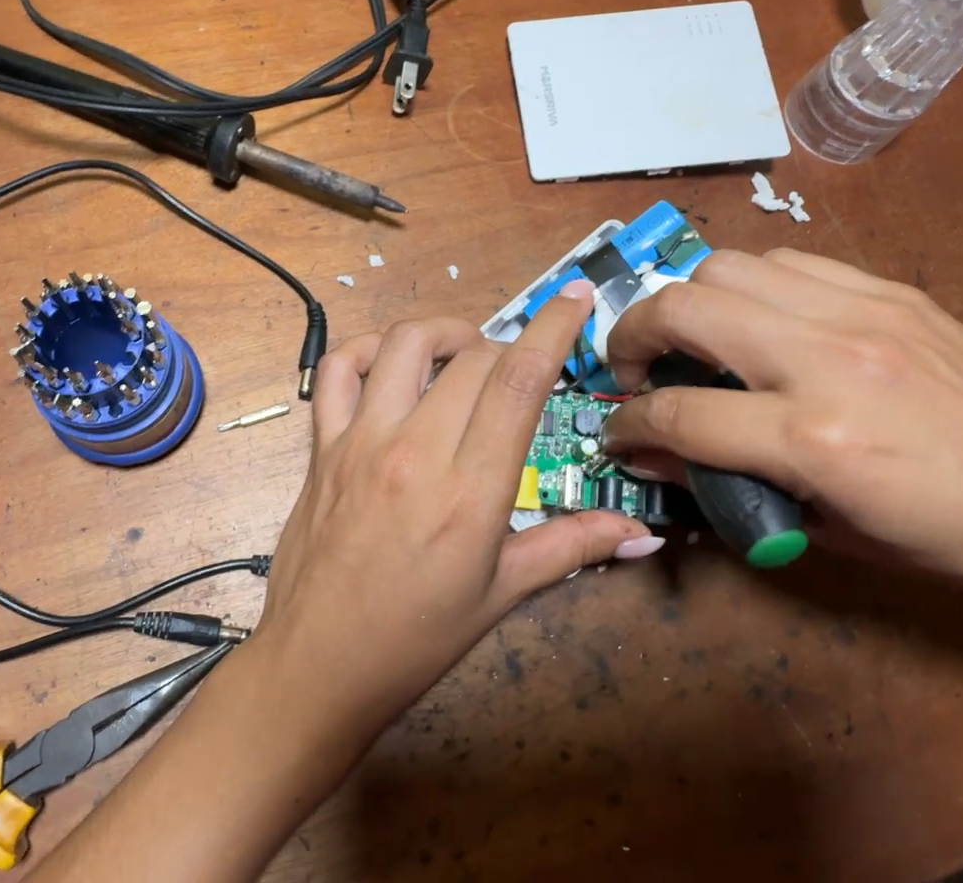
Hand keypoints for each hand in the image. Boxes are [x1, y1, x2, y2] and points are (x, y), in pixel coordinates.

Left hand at [248, 280, 660, 740]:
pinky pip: (338, 372)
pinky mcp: (323, 448)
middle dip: (508, 347)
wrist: (320, 665)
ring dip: (444, 334)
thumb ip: (570, 548)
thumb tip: (641, 533)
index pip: (520, 381)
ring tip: (463, 355)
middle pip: (473, 357)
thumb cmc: (417, 638)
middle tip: (517, 373)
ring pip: (405, 345)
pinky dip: (368, 350)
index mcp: (470, 491)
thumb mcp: (502, 595)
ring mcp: (361, 443)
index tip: (575, 297)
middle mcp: (415, 452)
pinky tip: (391, 366)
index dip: (553, 329)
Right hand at [599, 248, 962, 651]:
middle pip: (683, 307)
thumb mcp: (827, 531)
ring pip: (726, 266)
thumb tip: (652, 455)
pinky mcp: (892, 292)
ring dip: (690, 302)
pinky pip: (788, 263)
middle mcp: (828, 358)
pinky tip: (761, 324)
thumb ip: (727, 483)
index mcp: (814, 438)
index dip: (628, 423)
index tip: (615, 431)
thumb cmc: (954, 541)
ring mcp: (863, 312)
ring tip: (696, 341)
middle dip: (633, 335)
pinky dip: (750, 288)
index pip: (678, 412)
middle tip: (636, 369)